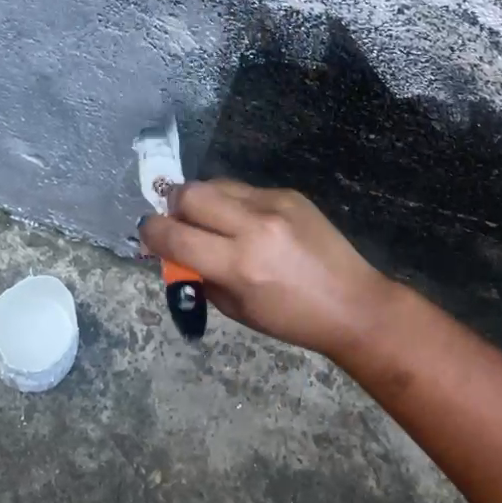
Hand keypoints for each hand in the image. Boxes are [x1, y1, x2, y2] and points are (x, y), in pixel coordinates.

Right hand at [138, 179, 401, 359]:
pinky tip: (250, 224)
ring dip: (203, 201)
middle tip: (181, 224)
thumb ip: (200, 276)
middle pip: (188, 193)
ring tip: (214, 222)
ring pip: (214, 183)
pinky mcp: (288, 193)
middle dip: (174, 207)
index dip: (150, 232)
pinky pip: (244, 188)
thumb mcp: (237, 310)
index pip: (173, 235)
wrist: (353, 304)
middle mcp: (252, 227)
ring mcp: (272, 204)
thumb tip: (173, 250)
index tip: (148, 235)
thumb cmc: (291, 319)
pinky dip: (234, 203)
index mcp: (238, 265)